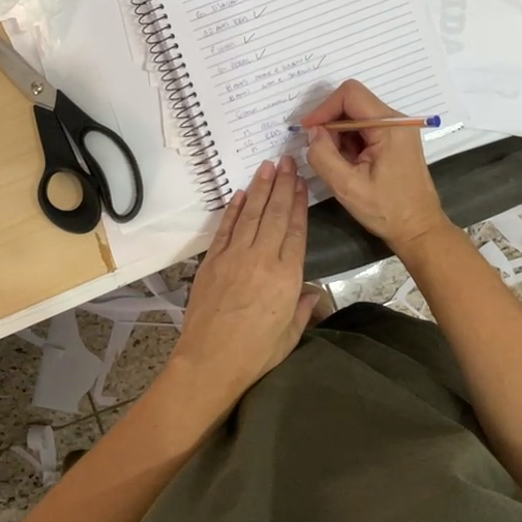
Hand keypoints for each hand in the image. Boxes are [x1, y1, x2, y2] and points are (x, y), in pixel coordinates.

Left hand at [170, 157, 320, 393]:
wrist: (210, 362)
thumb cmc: (256, 354)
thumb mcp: (290, 334)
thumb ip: (302, 308)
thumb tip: (310, 292)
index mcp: (287, 276)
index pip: (296, 229)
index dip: (299, 203)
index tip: (301, 183)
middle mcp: (262, 258)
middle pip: (275, 214)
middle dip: (282, 185)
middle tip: (286, 160)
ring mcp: (234, 257)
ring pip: (250, 215)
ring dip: (260, 188)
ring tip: (267, 166)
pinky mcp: (212, 262)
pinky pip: (225, 229)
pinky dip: (233, 210)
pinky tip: (241, 194)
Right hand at [300, 80, 451, 253]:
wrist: (418, 229)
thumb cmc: (386, 210)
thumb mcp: (347, 186)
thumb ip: (323, 155)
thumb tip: (312, 132)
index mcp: (389, 126)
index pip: (350, 94)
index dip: (324, 108)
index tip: (307, 131)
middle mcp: (396, 121)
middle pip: (353, 103)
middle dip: (330, 123)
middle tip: (320, 152)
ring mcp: (397, 131)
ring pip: (356, 116)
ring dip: (338, 135)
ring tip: (336, 163)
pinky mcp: (394, 141)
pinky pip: (364, 129)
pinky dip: (349, 142)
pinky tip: (347, 165)